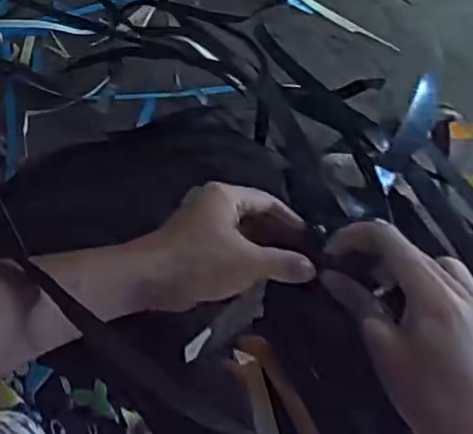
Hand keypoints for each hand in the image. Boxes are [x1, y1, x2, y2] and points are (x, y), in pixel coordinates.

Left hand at [121, 183, 316, 311]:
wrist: (155, 275)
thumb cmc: (202, 260)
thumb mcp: (250, 262)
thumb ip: (283, 262)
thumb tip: (312, 266)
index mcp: (223, 195)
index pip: (267, 200)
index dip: (292, 220)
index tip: (317, 243)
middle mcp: (212, 202)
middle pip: (255, 215)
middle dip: (281, 236)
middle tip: (311, 261)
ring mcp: (203, 222)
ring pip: (244, 232)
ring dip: (267, 249)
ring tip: (297, 272)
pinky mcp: (198, 242)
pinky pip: (232, 245)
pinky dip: (250, 257)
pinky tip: (270, 277)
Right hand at [322, 221, 472, 433]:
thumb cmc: (429, 398)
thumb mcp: (383, 347)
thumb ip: (358, 302)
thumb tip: (331, 275)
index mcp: (438, 297)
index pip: (389, 239)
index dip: (353, 236)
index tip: (332, 254)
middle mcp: (469, 297)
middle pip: (416, 251)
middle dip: (378, 255)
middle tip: (354, 275)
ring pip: (443, 267)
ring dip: (410, 269)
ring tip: (389, 294)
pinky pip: (465, 291)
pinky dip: (436, 287)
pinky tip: (423, 314)